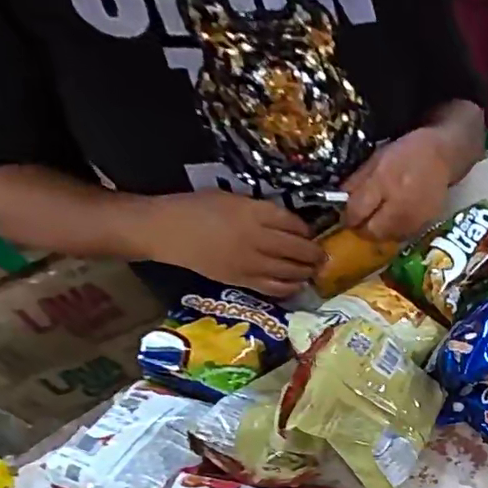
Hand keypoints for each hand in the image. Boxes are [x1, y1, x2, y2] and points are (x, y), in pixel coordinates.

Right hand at [125, 191, 324, 296]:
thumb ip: (261, 211)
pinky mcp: (243, 280)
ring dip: (307, 271)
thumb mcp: (232, 199)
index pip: (293, 223)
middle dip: (315, 253)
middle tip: (322, 255)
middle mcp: (257, 238)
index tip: (311, 233)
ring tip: (314, 270)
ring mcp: (251, 262)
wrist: (165, 231)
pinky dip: (291, 286)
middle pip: (298, 249)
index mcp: (253, 212)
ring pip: (292, 270)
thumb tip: (289, 224)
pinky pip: (276, 288)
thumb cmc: (197, 208)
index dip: (306, 230)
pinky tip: (298, 284)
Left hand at [341, 126, 458, 240]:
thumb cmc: (407, 153)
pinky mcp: (424, 226)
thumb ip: (357, 181)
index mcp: (383, 183)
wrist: (442, 158)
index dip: (348, 216)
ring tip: (377, 220)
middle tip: (360, 220)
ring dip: (378, 232)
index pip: (357, 212)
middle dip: (362, 228)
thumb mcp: (376, 159)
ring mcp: (413, 219)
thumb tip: (342, 201)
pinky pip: (402, 237)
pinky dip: (393, 232)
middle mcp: (399, 206)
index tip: (347, 214)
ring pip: (386, 238)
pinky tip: (394, 220)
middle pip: (371, 232)